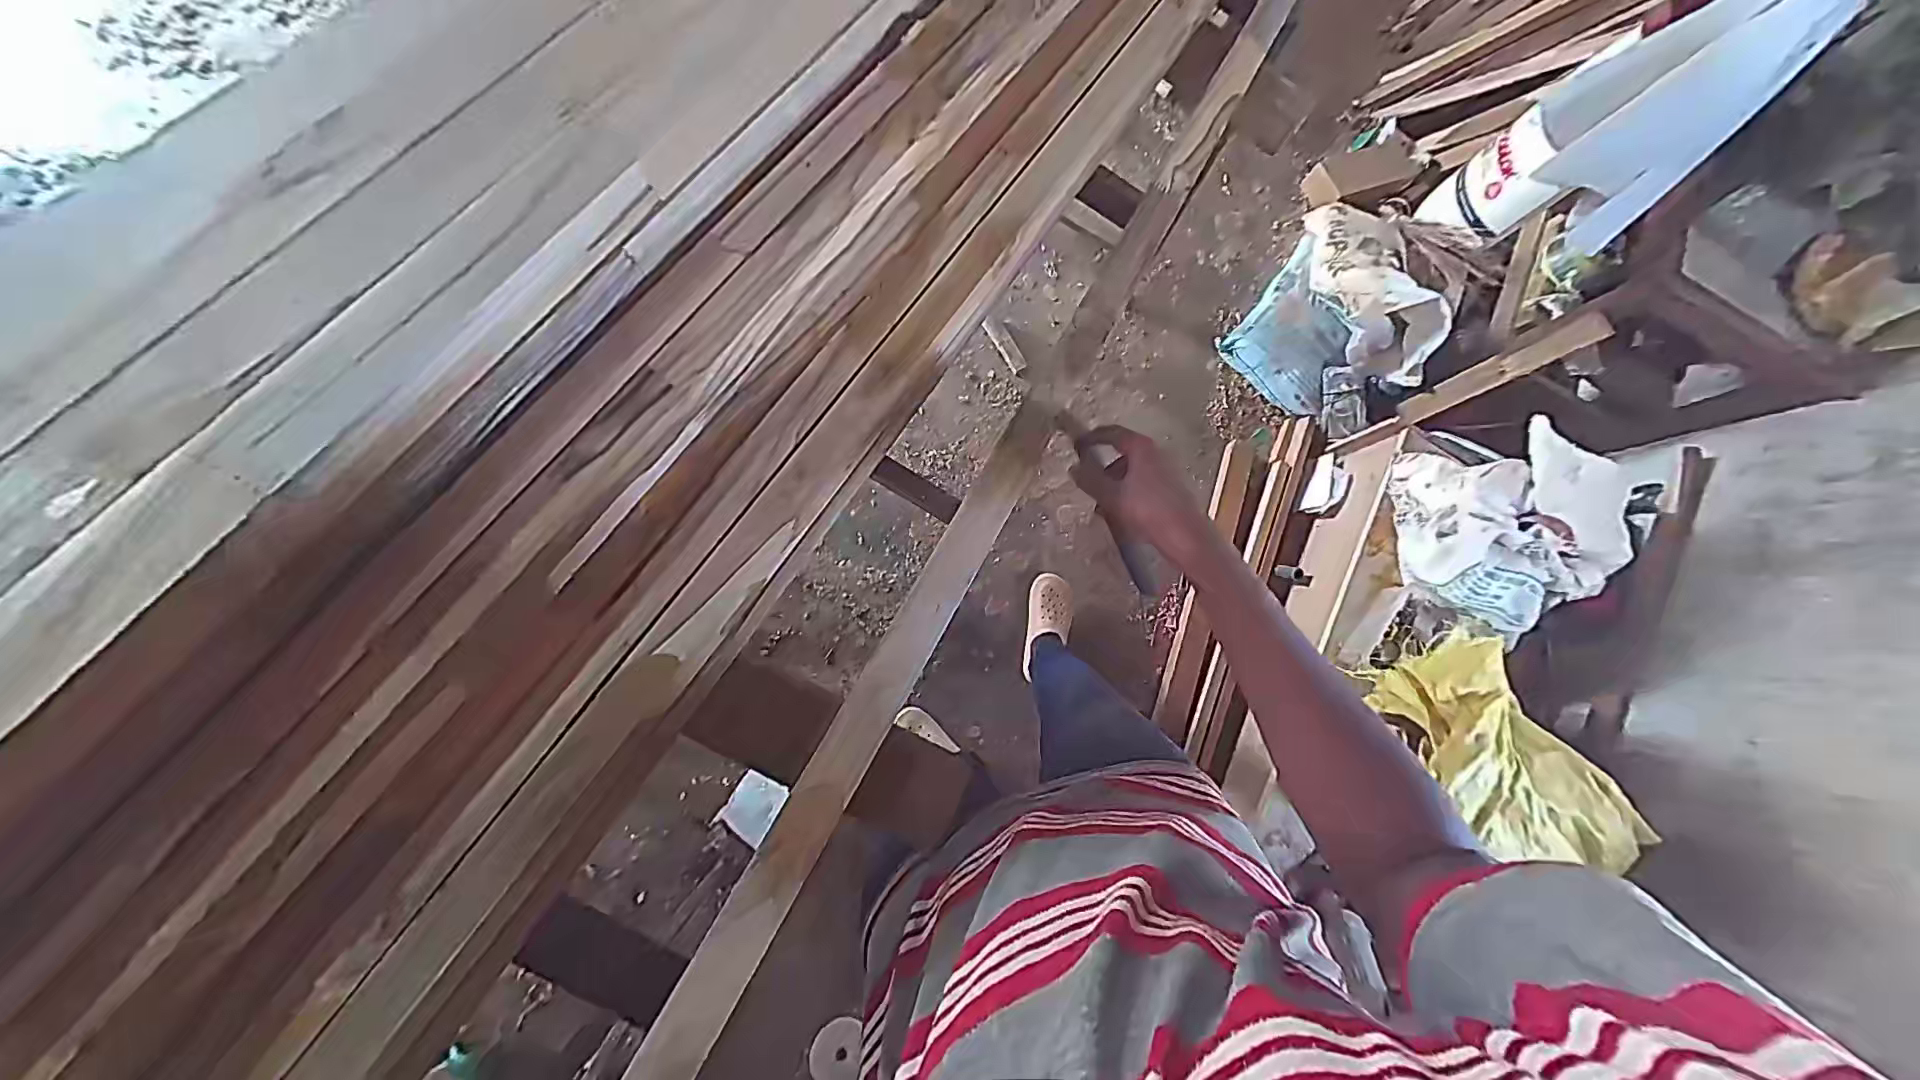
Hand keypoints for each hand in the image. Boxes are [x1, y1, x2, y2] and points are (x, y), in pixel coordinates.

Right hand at [1069, 426, 1220, 574]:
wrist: (1185, 537)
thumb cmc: (1148, 511)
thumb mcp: (1112, 496)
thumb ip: (1090, 480)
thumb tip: (1074, 468)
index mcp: (1141, 448)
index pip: (1112, 433)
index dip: (1091, 438)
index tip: (1077, 446)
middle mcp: (1156, 454)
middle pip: (1122, 454)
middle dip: (1102, 468)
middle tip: (1087, 481)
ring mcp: (1165, 472)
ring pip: (1131, 472)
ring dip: (1113, 485)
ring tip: (1102, 505)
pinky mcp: (1170, 490)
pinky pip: (1141, 486)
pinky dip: (1127, 494)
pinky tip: (1121, 515)